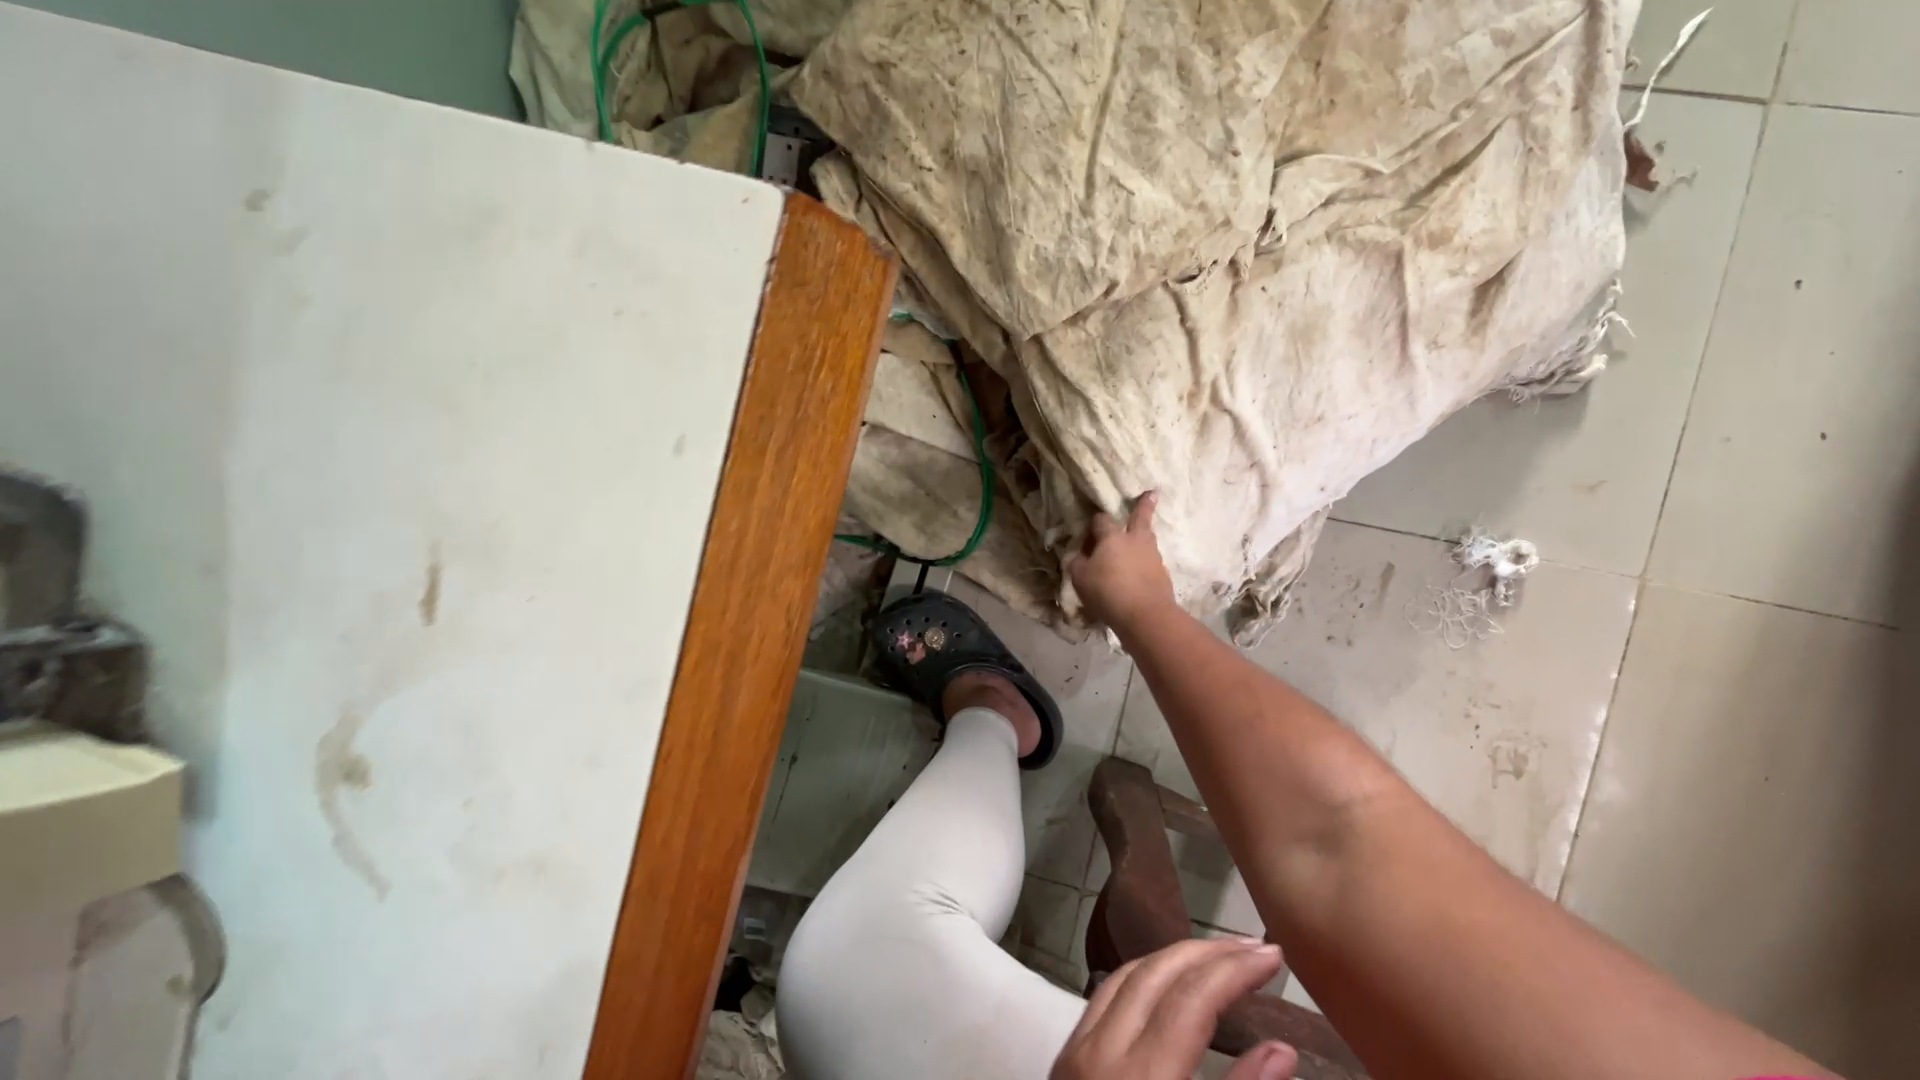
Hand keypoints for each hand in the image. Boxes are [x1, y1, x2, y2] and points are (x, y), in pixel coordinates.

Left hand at [1051, 937, 1297, 1079]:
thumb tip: (1280, 1049)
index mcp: (1140, 1079)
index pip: (1192, 998)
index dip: (1235, 969)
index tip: (1274, 954)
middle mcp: (1100, 1052)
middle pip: (1156, 974)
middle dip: (1207, 953)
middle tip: (1253, 948)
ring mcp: (1075, 1053)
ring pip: (1125, 976)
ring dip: (1173, 958)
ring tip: (1218, 958)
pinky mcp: (1064, 1061)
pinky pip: (1105, 996)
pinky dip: (1143, 977)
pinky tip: (1167, 984)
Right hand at [1065, 491, 1175, 632]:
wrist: (1145, 615)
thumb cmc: (1107, 592)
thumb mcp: (1080, 578)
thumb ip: (1076, 563)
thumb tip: (1077, 556)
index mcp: (1112, 538)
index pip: (1102, 521)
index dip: (1095, 522)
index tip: (1092, 524)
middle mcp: (1136, 541)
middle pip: (1140, 518)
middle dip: (1145, 505)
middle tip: (1153, 493)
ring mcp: (1153, 557)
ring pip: (1148, 540)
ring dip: (1143, 537)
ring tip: (1139, 540)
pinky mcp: (1162, 575)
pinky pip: (1151, 563)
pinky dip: (1145, 564)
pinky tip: (1139, 574)